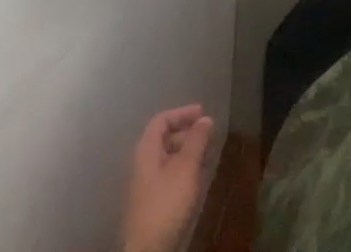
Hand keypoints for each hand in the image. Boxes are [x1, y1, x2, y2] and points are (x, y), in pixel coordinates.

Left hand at [121, 105, 214, 251]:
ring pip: (166, 156)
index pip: (161, 120)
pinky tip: (196, 176)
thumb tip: (205, 119)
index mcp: (146, 149)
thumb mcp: (186, 168)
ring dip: (186, 150)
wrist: (147, 247)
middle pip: (163, 138)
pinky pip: (167, 172)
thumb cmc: (167, 201)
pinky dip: (183, 167)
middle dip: (186, 132)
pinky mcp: (150, 199)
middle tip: (208, 133)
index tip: (203, 112)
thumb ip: (196, 141)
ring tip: (207, 153)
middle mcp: (141, 162)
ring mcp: (144, 182)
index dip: (182, 113)